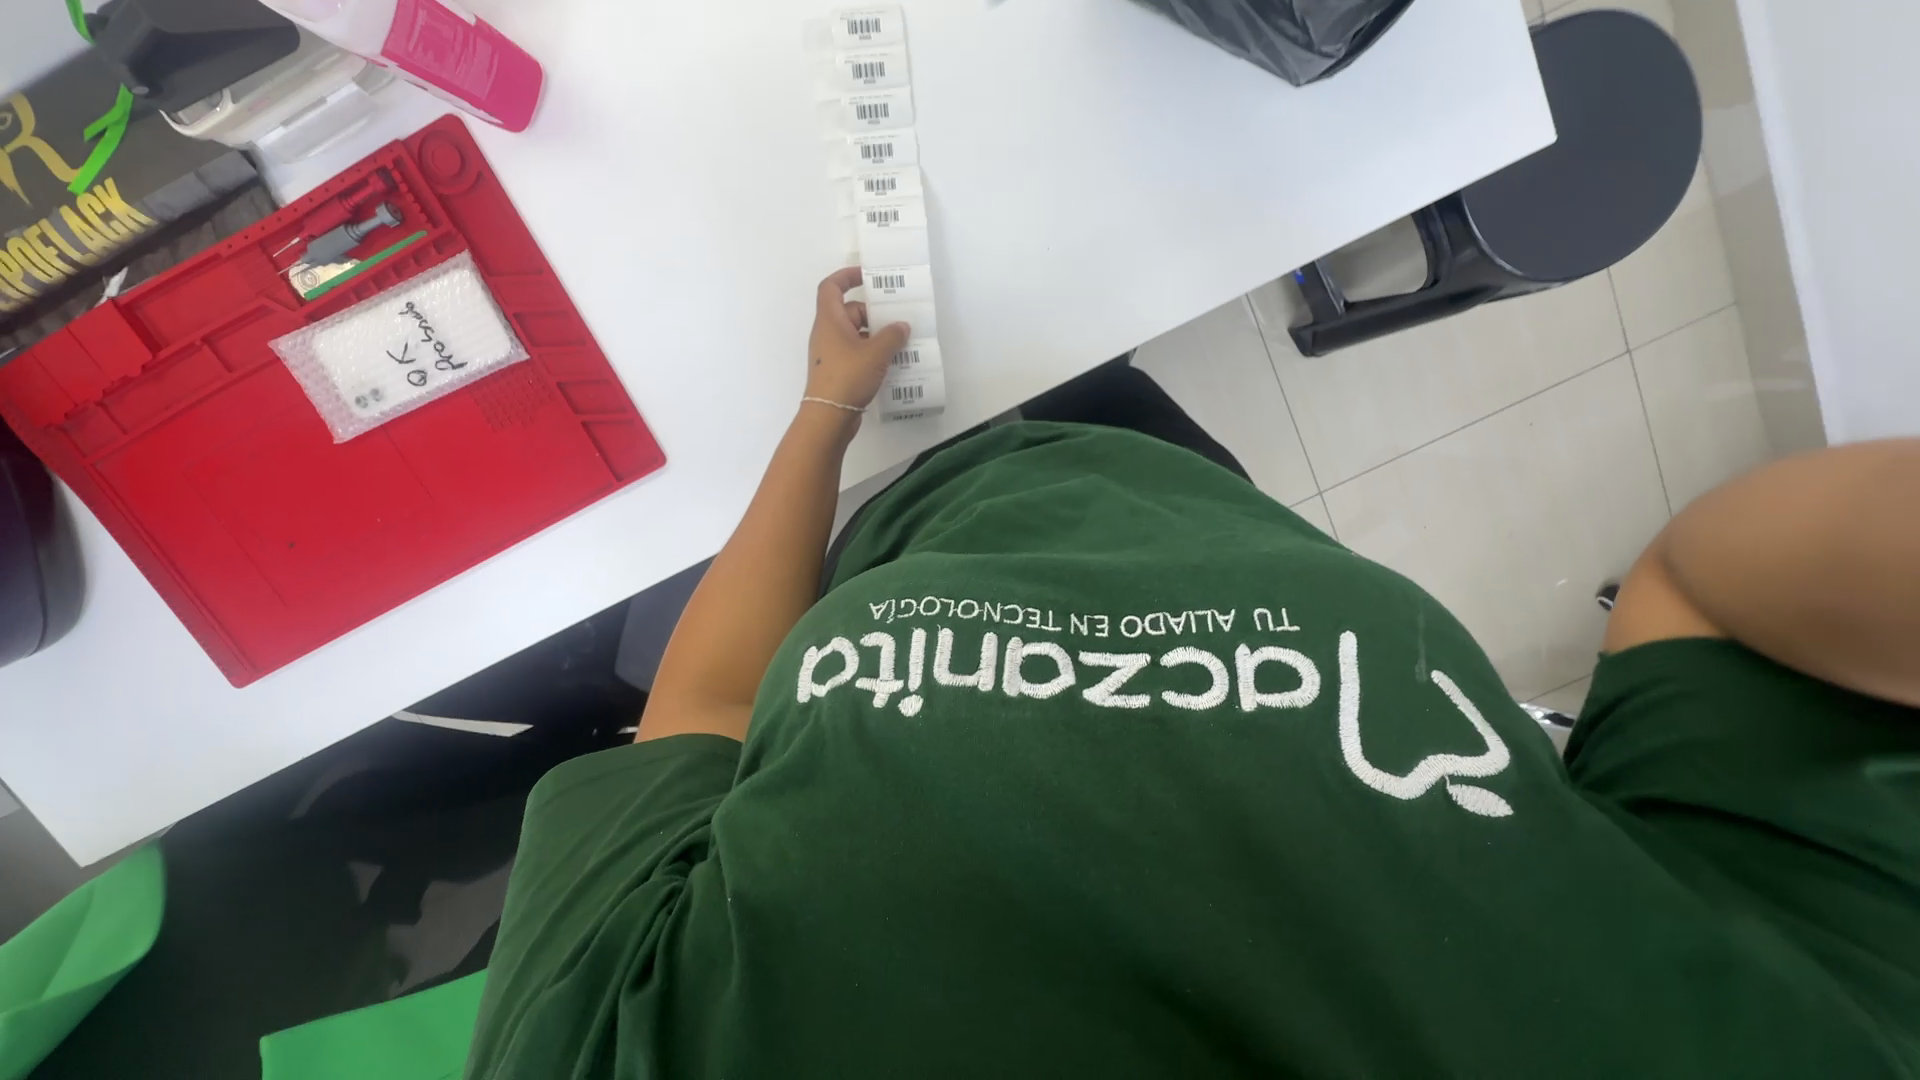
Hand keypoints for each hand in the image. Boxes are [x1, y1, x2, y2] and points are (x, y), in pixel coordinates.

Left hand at [806, 267, 910, 410]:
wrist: (829, 417)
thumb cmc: (848, 377)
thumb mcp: (876, 353)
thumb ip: (892, 336)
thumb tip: (901, 326)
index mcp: (830, 320)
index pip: (831, 287)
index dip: (847, 276)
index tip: (867, 276)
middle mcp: (827, 334)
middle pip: (849, 311)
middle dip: (873, 313)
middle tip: (896, 318)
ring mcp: (831, 354)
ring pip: (855, 335)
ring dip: (876, 335)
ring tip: (900, 342)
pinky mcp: (838, 372)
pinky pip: (856, 354)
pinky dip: (872, 354)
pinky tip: (891, 362)